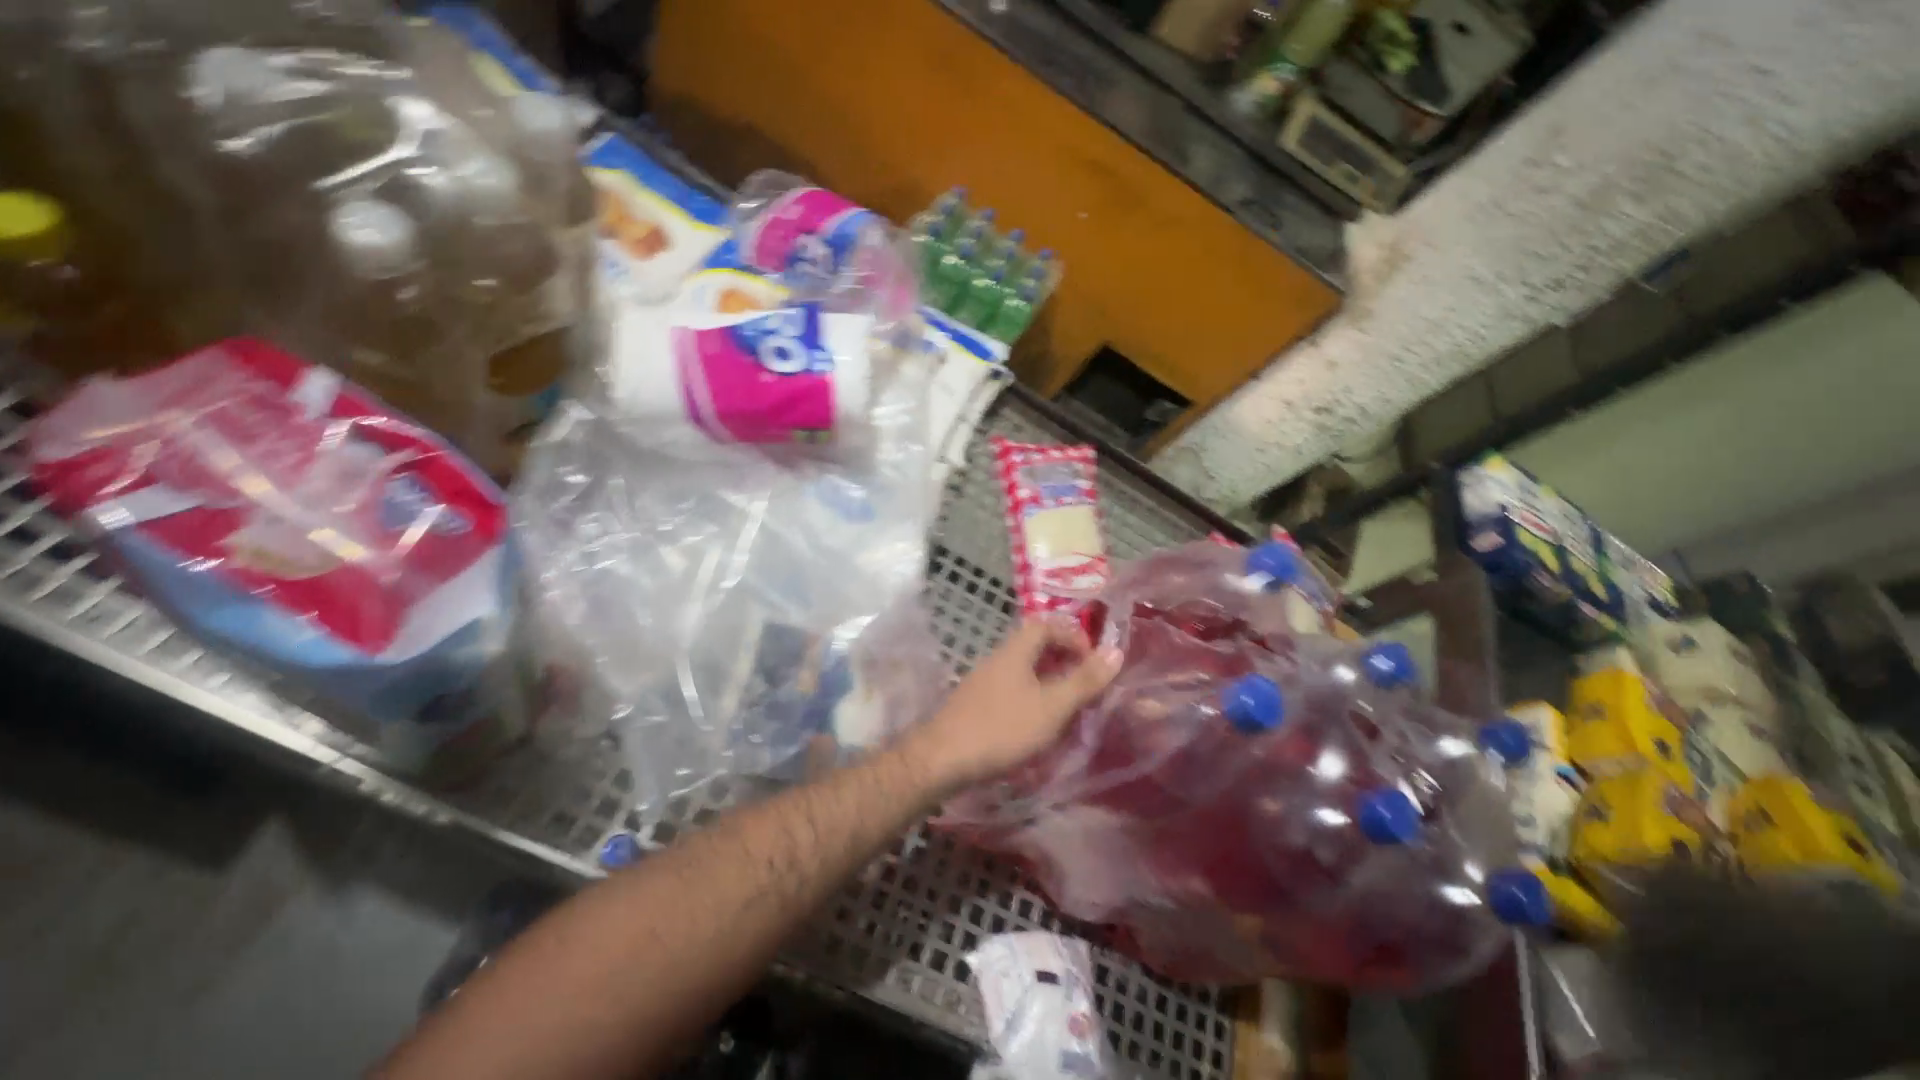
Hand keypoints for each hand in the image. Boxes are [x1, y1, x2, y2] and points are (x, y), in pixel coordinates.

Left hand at [902, 618, 1122, 794]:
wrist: (942, 760)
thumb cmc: (1003, 729)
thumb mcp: (1052, 706)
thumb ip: (1084, 680)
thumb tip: (1116, 651)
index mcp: (1014, 651)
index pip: (1044, 624)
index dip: (1072, 634)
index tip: (1093, 659)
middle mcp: (996, 660)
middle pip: (1033, 646)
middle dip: (1063, 660)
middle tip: (1086, 684)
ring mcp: (982, 683)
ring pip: (1022, 671)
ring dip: (1048, 683)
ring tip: (1068, 708)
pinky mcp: (974, 707)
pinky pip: (1010, 691)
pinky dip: (1031, 700)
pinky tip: (1038, 726)